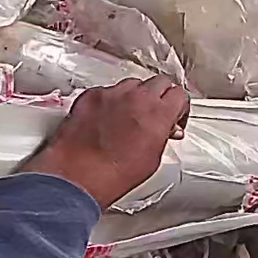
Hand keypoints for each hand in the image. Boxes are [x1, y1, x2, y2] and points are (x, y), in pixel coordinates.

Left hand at [21, 77, 188, 208]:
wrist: (79, 174)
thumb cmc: (113, 173)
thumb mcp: (152, 158)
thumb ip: (162, 135)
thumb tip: (163, 131)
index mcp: (158, 113)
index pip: (179, 94)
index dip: (178, 106)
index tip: (174, 115)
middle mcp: (137, 97)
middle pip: (159, 82)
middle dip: (159, 97)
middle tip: (155, 113)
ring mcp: (112, 93)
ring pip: (132, 84)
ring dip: (135, 96)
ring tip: (128, 117)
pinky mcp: (91, 95)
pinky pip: (107, 90)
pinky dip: (110, 101)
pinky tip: (106, 118)